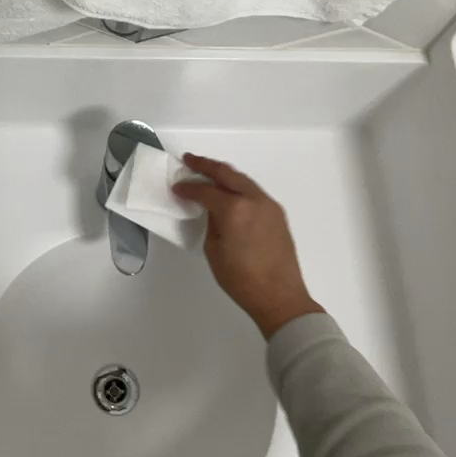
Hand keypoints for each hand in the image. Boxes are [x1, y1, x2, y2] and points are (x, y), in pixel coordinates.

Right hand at [172, 154, 322, 339]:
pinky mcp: (277, 213)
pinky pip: (253, 191)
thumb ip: (211, 223)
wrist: (279, 296)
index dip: (188, 188)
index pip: (205, 191)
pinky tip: (229, 192)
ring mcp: (268, 205)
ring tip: (207, 172)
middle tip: (189, 160)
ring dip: (224, 174)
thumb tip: (212, 210)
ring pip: (243, 180)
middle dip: (206, 166)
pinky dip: (238, 186)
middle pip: (227, 174)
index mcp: (234, 209)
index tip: (176, 187)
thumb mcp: (214, 250)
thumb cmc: (241, 279)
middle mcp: (253, 199)